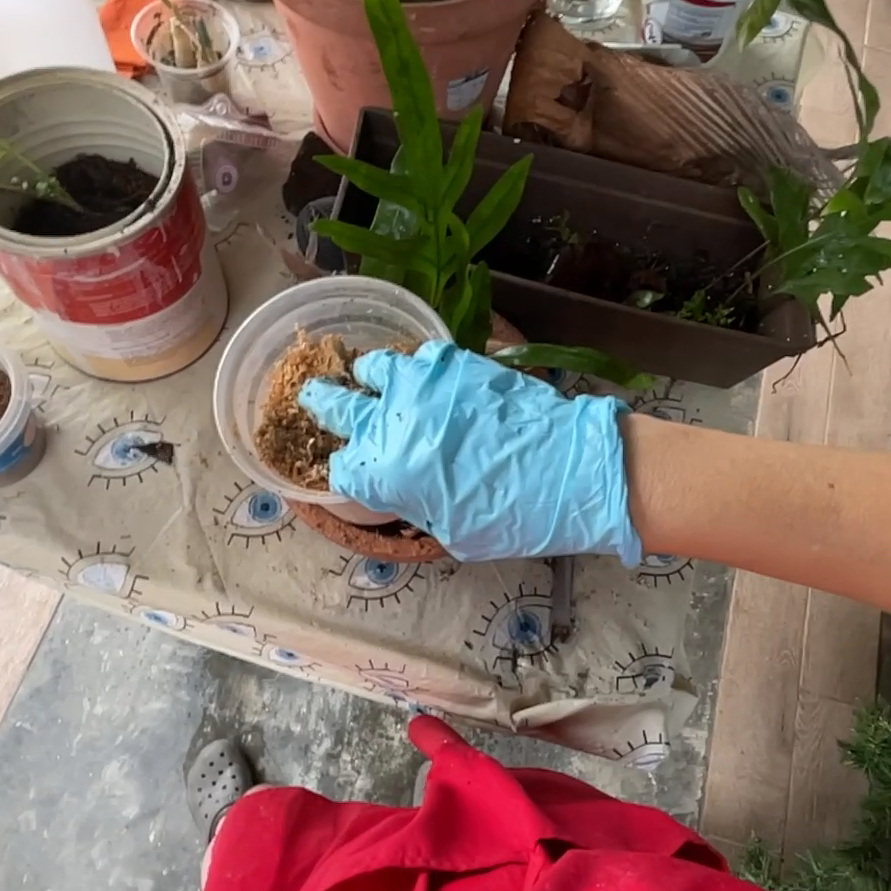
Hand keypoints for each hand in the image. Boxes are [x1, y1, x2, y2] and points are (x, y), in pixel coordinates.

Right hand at [297, 341, 642, 564]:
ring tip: (382, 382)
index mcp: (385, 475)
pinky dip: (420, 368)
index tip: (357, 471)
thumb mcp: (454, 534)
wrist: (570, 470)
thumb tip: (410, 489)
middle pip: (333, 407)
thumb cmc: (514, 517)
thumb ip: (417, 506)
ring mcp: (421, 386)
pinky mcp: (456, 362)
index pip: (340, 468)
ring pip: (374, 367)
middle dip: (325, 405)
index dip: (347, 471)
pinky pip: (422, 356)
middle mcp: (390, 424)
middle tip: (320, 399)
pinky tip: (433, 379)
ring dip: (374, 378)